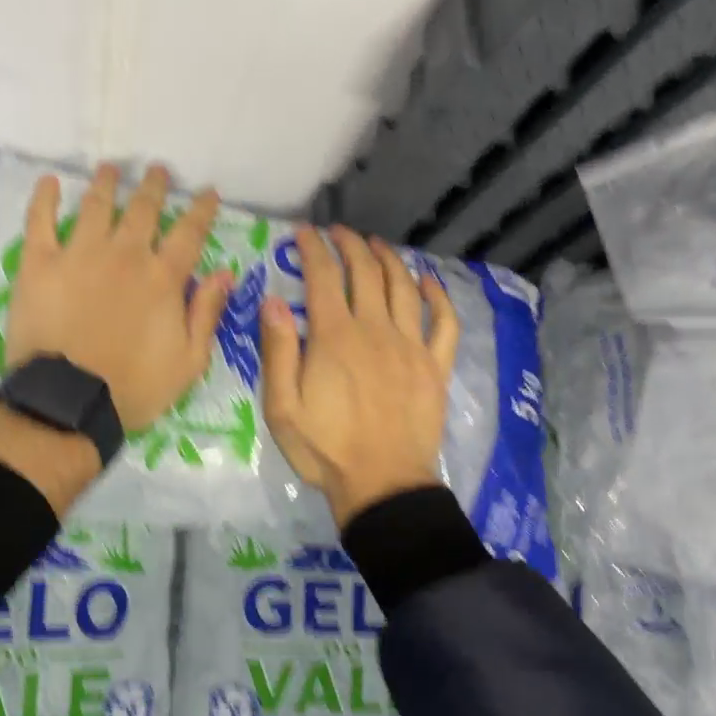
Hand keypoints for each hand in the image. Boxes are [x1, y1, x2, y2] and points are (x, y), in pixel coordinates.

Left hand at [0, 164, 230, 515]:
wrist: (70, 400)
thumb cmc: (135, 388)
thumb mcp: (189, 362)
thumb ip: (206, 313)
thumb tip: (224, 273)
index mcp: (163, 279)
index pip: (190, 233)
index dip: (202, 210)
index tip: (209, 192)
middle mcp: (125, 255)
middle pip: (144, 209)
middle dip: (154, 187)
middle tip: (158, 171)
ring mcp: (79, 255)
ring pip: (97, 206)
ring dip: (107, 183)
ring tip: (111, 168)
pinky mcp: (40, 264)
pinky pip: (40, 221)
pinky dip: (46, 198)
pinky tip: (50, 182)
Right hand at [260, 226, 459, 527]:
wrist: (382, 483)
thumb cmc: (326, 449)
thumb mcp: (282, 407)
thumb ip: (278, 351)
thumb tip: (273, 301)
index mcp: (334, 337)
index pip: (322, 277)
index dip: (312, 249)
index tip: (303, 233)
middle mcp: (375, 329)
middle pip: (365, 272)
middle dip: (350, 244)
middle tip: (339, 233)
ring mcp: (410, 346)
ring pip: (403, 287)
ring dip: (389, 259)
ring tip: (376, 245)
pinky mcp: (434, 366)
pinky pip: (443, 322)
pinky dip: (437, 296)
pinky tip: (429, 282)